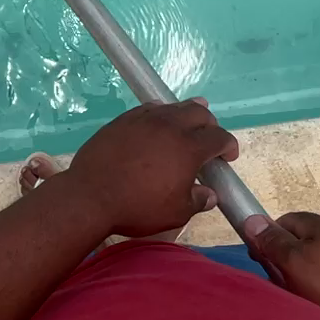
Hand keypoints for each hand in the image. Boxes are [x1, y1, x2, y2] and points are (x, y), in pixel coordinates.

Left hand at [58, 100, 239, 237]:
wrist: (91, 196)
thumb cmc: (137, 207)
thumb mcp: (176, 213)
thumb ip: (197, 201)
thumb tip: (210, 194)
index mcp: (189, 148)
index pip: (219, 137)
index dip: (228, 145)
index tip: (227, 157)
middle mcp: (169, 126)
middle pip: (200, 112)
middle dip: (210, 124)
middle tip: (208, 139)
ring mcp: (144, 119)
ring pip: (173, 106)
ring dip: (185, 114)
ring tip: (187, 123)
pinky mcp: (122, 120)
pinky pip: (148, 108)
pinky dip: (159, 113)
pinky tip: (157, 122)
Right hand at [244, 212, 319, 319]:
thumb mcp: (294, 262)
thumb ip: (272, 241)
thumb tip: (252, 219)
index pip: (282, 221)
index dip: (267, 239)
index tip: (261, 262)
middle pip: (295, 245)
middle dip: (282, 264)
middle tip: (282, 285)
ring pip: (308, 267)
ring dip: (298, 282)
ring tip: (300, 300)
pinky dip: (315, 294)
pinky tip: (317, 309)